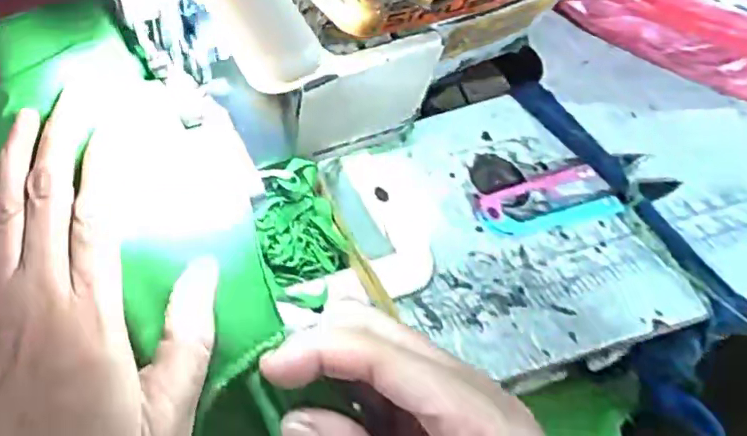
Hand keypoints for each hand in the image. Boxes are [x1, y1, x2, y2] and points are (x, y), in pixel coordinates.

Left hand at [0, 86, 220, 435]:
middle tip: (70, 96)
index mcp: (88, 312)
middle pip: (45, 193)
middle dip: (57, 135)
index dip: (99, 158)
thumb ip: (186, 339)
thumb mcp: (162, 415)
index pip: (92, 211)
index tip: (108, 123)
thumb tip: (205, 268)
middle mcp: (37, 294)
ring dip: (13, 154)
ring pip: (2, 208)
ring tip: (26, 115)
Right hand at [259, 306, 541, 435]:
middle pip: (376, 326)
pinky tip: (334, 411)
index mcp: (477, 411)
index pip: (381, 347)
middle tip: (278, 376)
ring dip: (332, 361)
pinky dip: (353, 385)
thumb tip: (294, 419)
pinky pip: (388, 378)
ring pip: (376, 343)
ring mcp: (460, 395)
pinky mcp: (448, 412)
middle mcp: (469, 386)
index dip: (317, 347)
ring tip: (298, 389)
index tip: (269, 366)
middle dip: (320, 342)